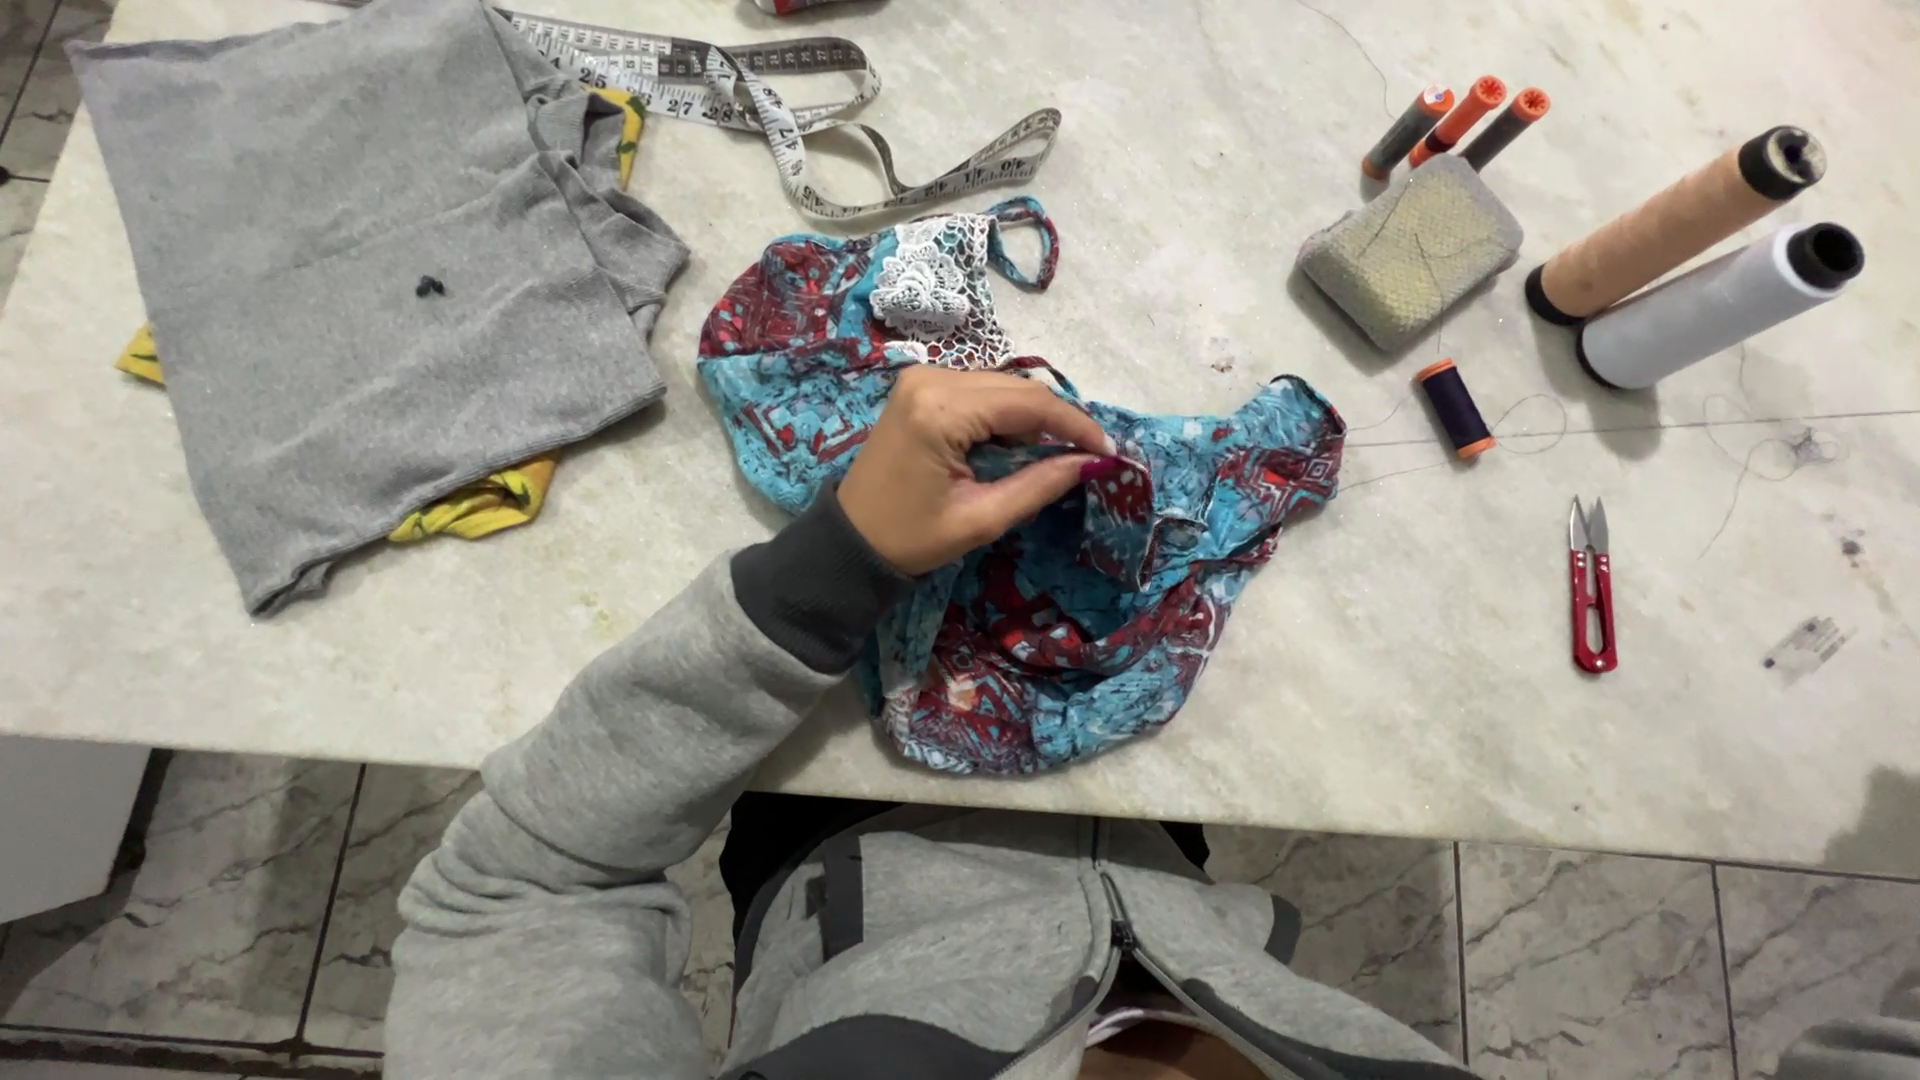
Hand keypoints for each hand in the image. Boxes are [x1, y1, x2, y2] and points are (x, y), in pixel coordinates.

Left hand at [837, 365, 1117, 575]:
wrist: (850, 539)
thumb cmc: (910, 537)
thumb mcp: (980, 518)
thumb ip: (1039, 485)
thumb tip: (1090, 461)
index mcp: (941, 410)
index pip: (1027, 403)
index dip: (1073, 424)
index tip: (1108, 448)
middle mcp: (930, 379)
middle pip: (1016, 387)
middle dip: (1056, 418)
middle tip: (1088, 452)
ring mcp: (921, 378)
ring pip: (1000, 385)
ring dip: (1031, 416)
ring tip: (1057, 451)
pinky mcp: (919, 387)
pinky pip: (978, 391)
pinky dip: (1005, 414)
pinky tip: (1018, 443)